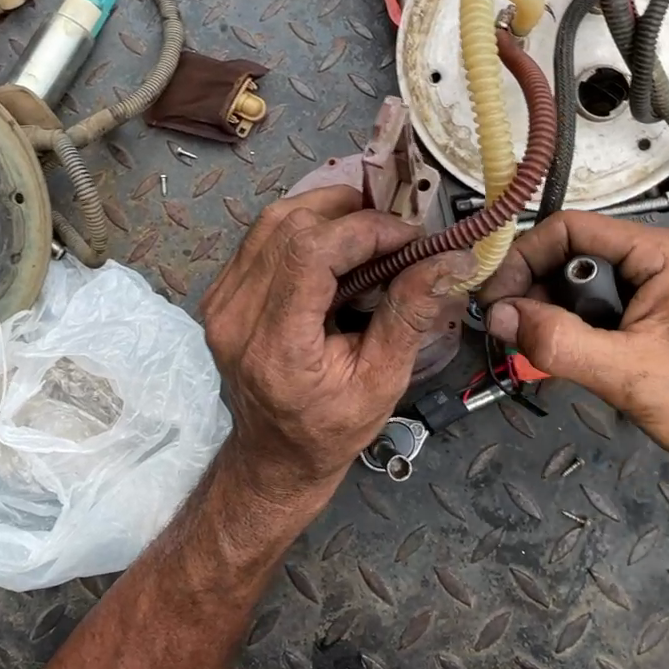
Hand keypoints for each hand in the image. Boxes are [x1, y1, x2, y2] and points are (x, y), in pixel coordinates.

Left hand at [200, 186, 475, 507]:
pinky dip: (303, 228)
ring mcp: (220, 300)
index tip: (409, 237)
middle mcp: (235, 315)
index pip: (310, 253)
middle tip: (394, 234)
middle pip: (289, 225)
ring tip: (369, 233)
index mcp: (275, 346)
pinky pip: (261, 236)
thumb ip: (408, 316)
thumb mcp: (382, 383)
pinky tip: (335, 246)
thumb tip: (447, 258)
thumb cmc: (330, 429)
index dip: (365, 229)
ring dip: (326, 213)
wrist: (273, 456)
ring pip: (272, 221)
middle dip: (351, 214)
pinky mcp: (220, 292)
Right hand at [478, 212, 668, 498]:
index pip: (572, 228)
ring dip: (560, 317)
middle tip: (517, 334)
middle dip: (540, 293)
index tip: (497, 300)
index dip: (524, 259)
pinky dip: (582, 330)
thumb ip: (557, 340)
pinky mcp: (666, 313)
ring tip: (552, 355)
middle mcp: (668, 258)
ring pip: (586, 285)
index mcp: (668, 253)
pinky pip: (606, 307)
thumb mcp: (629, 375)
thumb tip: (497, 316)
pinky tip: (579, 360)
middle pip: (575, 255)